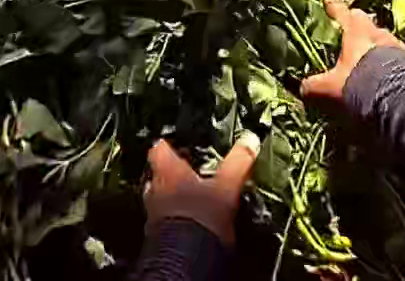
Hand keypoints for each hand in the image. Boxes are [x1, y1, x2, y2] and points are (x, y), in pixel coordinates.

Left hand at [144, 135, 258, 243]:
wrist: (186, 262)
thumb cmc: (200, 216)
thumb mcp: (227, 184)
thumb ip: (238, 161)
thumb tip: (250, 140)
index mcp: (168, 170)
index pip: (160, 148)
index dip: (168, 145)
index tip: (178, 144)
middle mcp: (156, 190)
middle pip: (158, 175)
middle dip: (171, 175)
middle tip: (190, 175)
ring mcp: (155, 216)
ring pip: (161, 200)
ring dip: (173, 200)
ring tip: (194, 203)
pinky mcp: (159, 240)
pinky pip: (165, 224)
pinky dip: (176, 221)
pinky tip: (193, 225)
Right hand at [300, 0, 404, 108]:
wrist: (399, 104)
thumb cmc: (359, 86)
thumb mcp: (330, 88)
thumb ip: (314, 86)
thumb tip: (302, 88)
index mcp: (355, 30)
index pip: (340, 10)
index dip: (331, 3)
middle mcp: (376, 31)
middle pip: (363, 21)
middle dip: (355, 25)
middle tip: (346, 35)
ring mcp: (395, 45)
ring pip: (380, 37)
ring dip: (373, 45)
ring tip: (366, 61)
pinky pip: (394, 55)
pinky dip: (386, 61)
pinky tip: (383, 76)